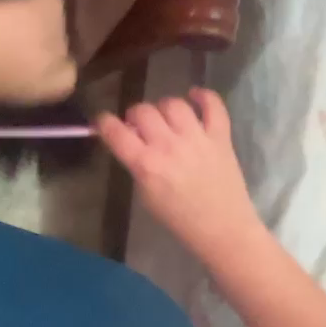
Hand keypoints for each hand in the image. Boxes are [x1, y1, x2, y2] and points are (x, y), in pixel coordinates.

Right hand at [100, 90, 262, 256]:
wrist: (222, 229)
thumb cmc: (179, 218)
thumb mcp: (146, 195)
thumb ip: (137, 165)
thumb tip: (131, 141)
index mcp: (146, 165)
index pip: (115, 132)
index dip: (104, 122)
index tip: (103, 122)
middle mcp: (169, 146)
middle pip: (143, 111)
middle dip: (135, 115)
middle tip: (139, 125)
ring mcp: (197, 138)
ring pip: (174, 104)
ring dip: (164, 107)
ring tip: (165, 118)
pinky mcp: (221, 137)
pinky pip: (213, 105)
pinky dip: (203, 97)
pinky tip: (194, 97)